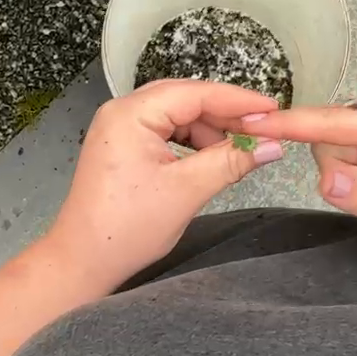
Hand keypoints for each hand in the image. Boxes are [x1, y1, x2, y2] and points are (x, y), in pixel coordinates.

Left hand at [0, 80, 283, 355]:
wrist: (82, 261)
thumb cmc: (127, 228)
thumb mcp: (187, 191)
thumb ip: (231, 162)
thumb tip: (273, 145)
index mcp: (130, 114)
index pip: (195, 93)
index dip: (238, 100)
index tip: (274, 108)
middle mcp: (121, 112)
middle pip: (185, 99)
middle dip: (225, 114)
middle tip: (263, 129)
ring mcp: (119, 129)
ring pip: (177, 116)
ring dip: (209, 131)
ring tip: (240, 151)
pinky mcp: (122, 147)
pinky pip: (165, 132)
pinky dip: (191, 143)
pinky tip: (212, 158)